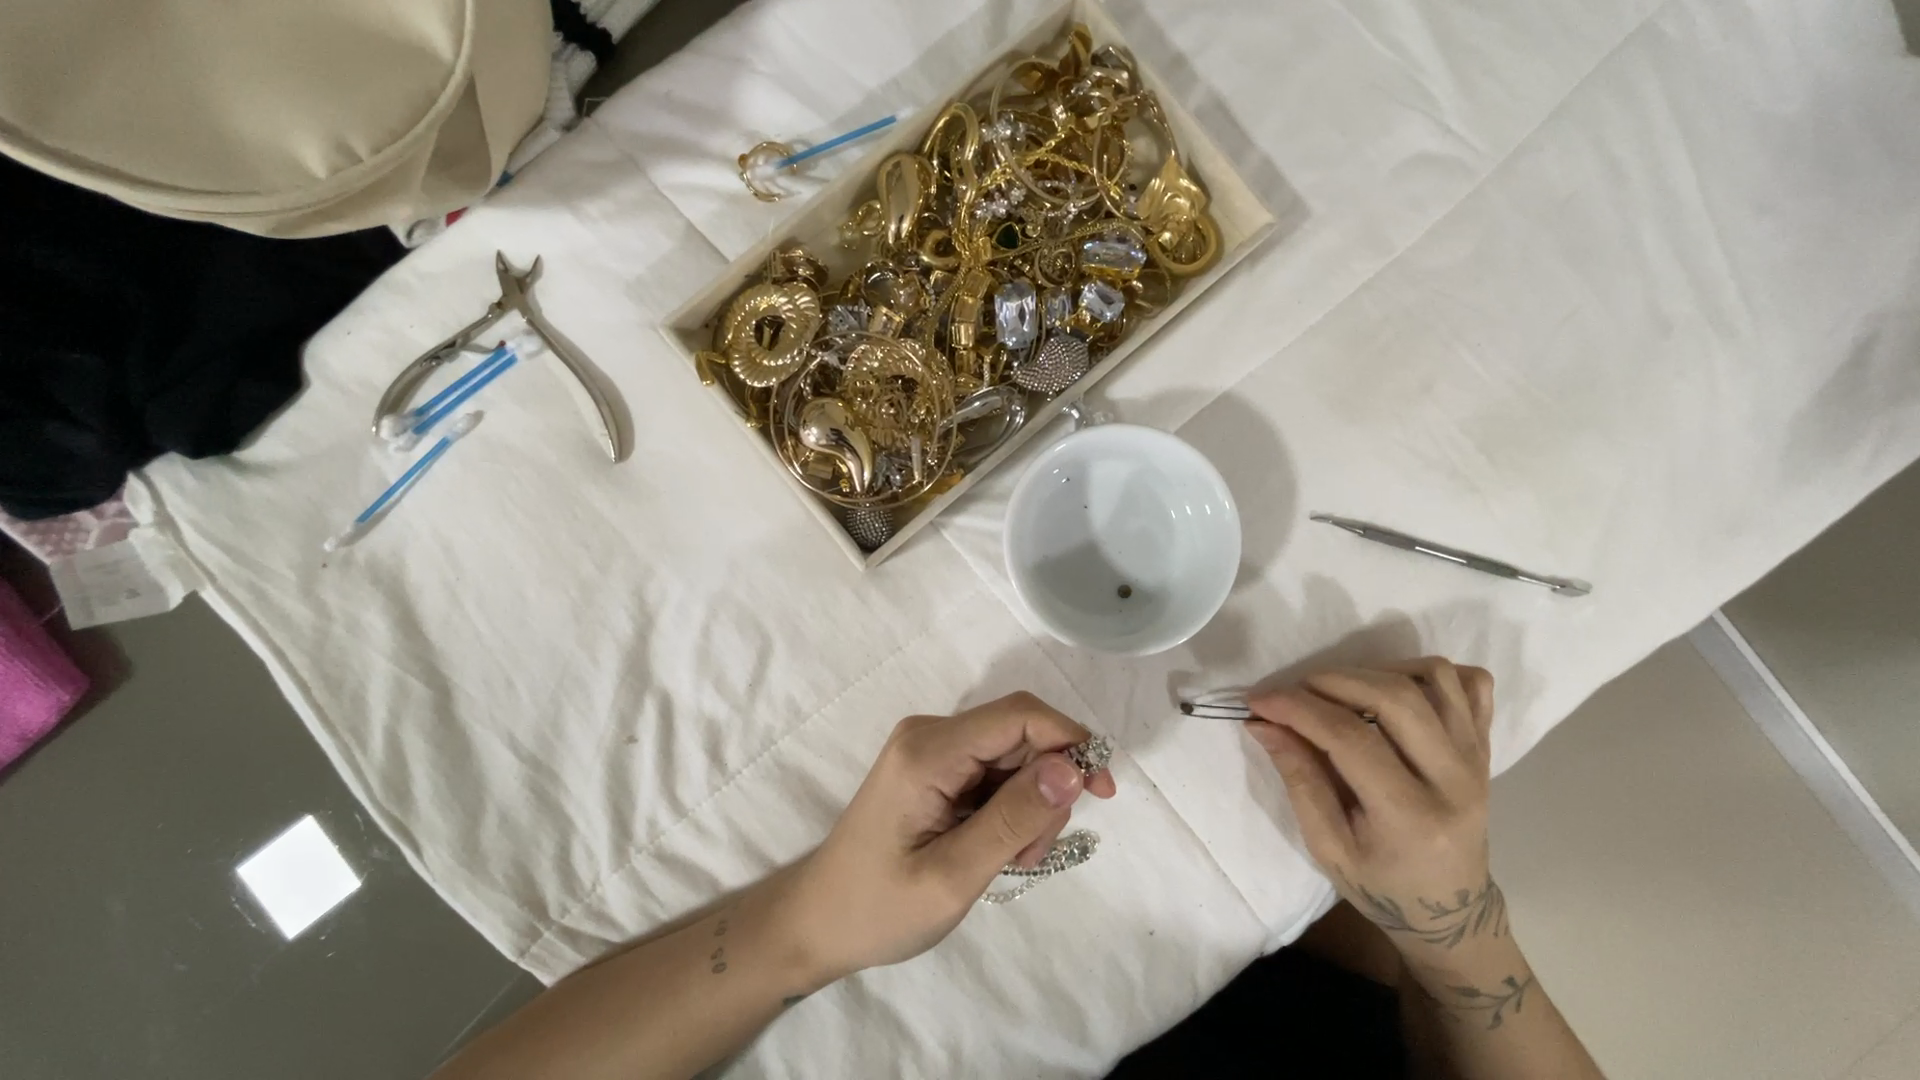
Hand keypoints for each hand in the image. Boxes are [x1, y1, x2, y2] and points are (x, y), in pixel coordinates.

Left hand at [780, 692, 1116, 983]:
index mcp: (929, 751)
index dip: (1069, 741)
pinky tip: (996, 850)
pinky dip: (1010, 810)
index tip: (1101, 791)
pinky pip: (994, 774)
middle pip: (1020, 736)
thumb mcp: (954, 876)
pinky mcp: (936, 771)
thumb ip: (1014, 819)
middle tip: (1032, 852)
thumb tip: (1072, 769)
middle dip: (1047, 788)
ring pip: (1013, 757)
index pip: (1019, 715)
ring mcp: (932, 751)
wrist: (819, 922)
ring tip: (1009, 861)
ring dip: (1030, 806)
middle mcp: (931, 735)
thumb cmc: (879, 908)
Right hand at [1246, 658, 1503, 965]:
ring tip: (1339, 689)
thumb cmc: (1381, 884)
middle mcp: (1455, 780)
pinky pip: (1472, 683)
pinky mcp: (1486, 746)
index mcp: (1412, 816)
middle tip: (1292, 691)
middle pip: (1395, 697)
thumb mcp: (1327, 846)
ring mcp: (1478, 759)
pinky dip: (1430, 672)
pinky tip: (1395, 687)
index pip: (1351, 738)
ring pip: (1434, 678)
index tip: (1257, 700)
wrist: (1449, 909)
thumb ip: (1299, 779)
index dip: (1298, 709)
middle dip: (1331, 680)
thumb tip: (1264, 723)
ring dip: (1375, 670)